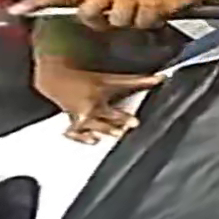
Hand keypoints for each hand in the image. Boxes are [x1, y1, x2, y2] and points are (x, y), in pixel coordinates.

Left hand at [13, 0, 215, 31]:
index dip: (38, 2)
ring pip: (118, 21)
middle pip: (88, 13)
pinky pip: (143, 23)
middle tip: (116, 19)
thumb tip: (87, 16)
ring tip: (144, 13)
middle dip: (100, 21)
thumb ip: (100, 0)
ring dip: (132, 22)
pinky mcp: (151, 4)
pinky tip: (158, 13)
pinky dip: (152, 22)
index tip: (16, 10)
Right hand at [33, 55, 162, 144]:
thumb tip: (162, 78)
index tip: (135, 123)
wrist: (55, 78)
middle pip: (97, 122)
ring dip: (93, 133)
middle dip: (108, 128)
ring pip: (84, 129)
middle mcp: (85, 110)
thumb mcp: (114, 80)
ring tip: (100, 139)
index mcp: (96, 101)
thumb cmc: (87, 80)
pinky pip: (71, 132)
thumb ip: (139, 81)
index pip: (111, 112)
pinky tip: (91, 140)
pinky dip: (78, 137)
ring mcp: (76, 117)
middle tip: (121, 132)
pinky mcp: (71, 121)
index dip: (123, 118)